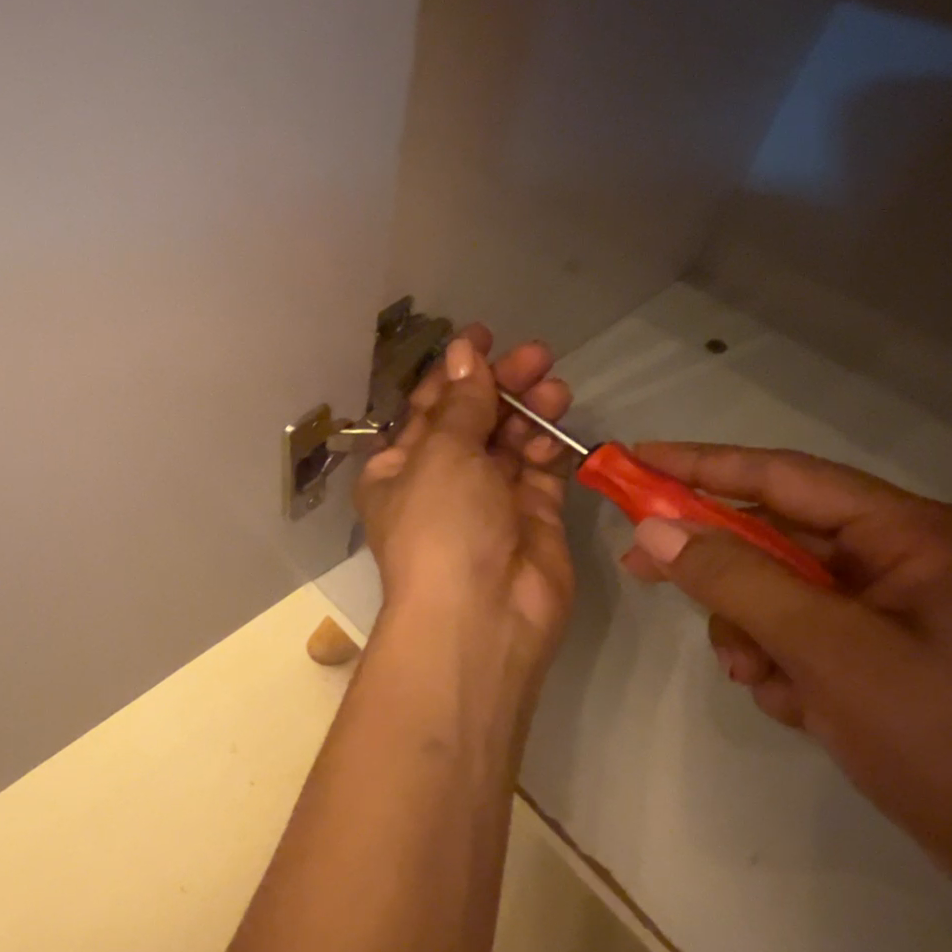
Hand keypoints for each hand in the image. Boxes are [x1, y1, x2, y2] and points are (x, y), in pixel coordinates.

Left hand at [355, 326, 575, 665]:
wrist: (480, 617)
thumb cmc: (441, 526)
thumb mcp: (440, 455)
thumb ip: (461, 404)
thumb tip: (464, 352)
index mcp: (396, 469)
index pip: (425, 409)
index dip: (452, 371)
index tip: (484, 334)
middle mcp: (437, 483)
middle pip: (471, 421)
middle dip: (500, 385)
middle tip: (536, 355)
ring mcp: (486, 503)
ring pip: (508, 443)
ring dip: (528, 411)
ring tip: (554, 383)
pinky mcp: (530, 520)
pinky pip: (538, 472)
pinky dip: (546, 447)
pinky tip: (556, 425)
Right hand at [620, 445, 951, 951]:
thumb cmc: (941, 735)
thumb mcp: (825, 649)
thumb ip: (735, 580)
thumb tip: (653, 529)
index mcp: (916, 536)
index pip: (785, 478)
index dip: (700, 465)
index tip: (631, 459)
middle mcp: (908, 560)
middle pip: (776, 537)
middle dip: (716, 565)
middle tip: (638, 565)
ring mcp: (900, 610)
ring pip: (779, 591)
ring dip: (747, 630)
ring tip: (753, 676)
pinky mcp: (888, 655)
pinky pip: (800, 634)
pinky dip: (778, 663)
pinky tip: (790, 702)